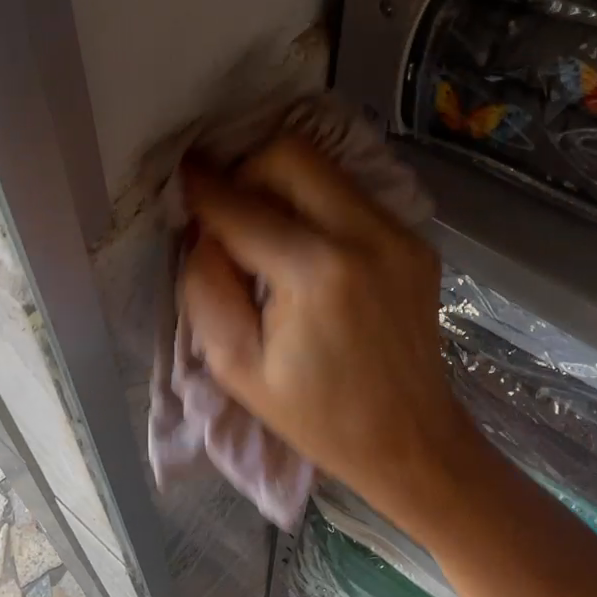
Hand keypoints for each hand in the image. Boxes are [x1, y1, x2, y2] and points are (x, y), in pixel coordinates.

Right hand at [180, 137, 475, 500]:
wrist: (410, 440)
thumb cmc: (316, 416)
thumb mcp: (235, 366)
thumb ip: (206, 288)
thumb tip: (205, 233)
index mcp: (317, 274)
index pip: (243, 207)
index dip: (203, 188)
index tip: (181, 175)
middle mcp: (366, 236)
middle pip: (291, 156)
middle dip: (245, 171)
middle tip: (226, 210)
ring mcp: (399, 234)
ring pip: (324, 168)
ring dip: (280, 184)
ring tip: (261, 228)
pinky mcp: (415, 241)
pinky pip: (350, 196)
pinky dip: (314, 205)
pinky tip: (302, 247)